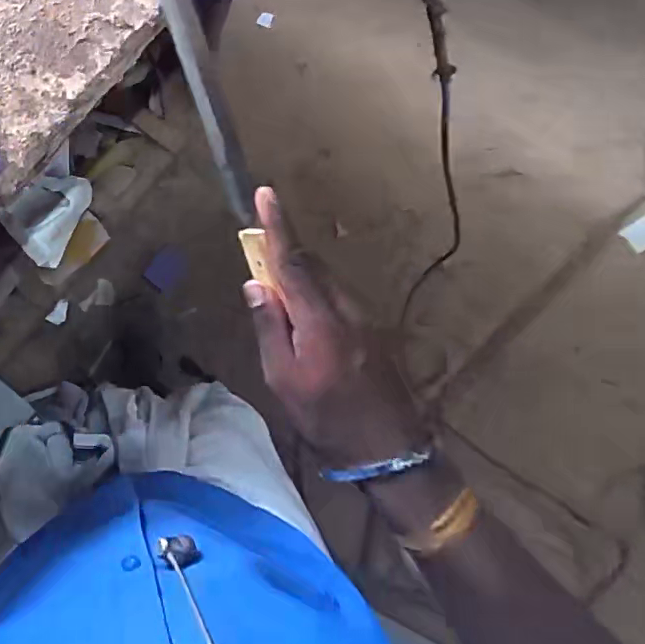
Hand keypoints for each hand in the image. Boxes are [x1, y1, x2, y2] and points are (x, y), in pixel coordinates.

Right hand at [244, 186, 430, 467]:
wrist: (388, 449)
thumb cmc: (325, 418)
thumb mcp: (283, 379)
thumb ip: (269, 326)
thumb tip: (256, 285)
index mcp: (319, 320)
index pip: (292, 262)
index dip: (277, 226)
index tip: (266, 194)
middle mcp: (345, 308)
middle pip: (310, 265)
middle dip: (283, 256)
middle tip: (259, 269)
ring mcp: (363, 316)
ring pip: (324, 280)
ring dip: (299, 279)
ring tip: (282, 311)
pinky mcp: (371, 327)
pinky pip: (336, 297)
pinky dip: (315, 296)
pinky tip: (307, 327)